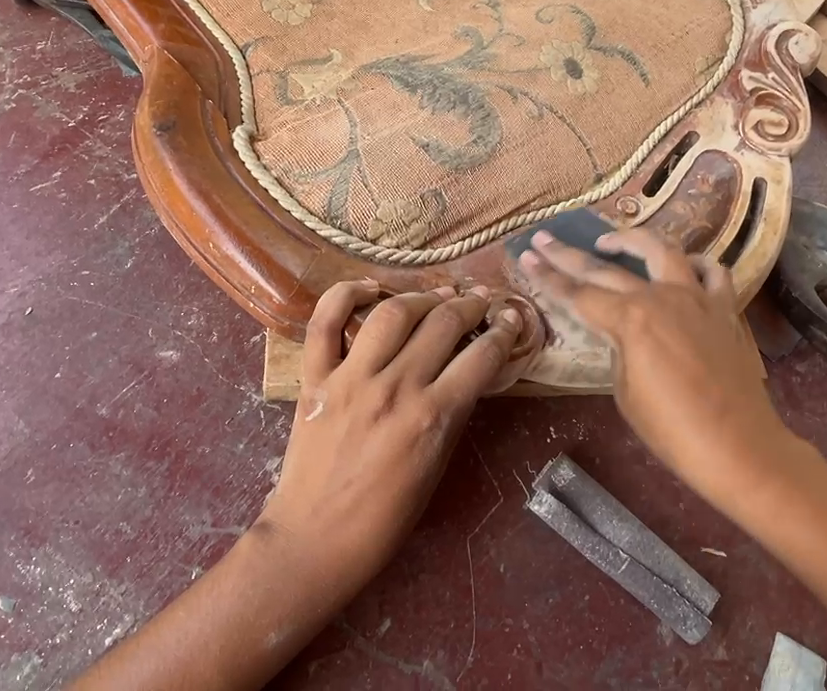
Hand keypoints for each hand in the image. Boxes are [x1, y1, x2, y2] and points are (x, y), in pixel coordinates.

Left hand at [254, 281, 520, 594]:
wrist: (315, 539)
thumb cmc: (384, 517)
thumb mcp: (436, 466)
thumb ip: (451, 414)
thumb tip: (466, 371)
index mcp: (432, 417)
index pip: (480, 357)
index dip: (504, 332)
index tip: (511, 320)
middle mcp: (395, 387)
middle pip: (442, 324)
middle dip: (470, 305)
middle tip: (479, 301)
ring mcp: (351, 378)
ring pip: (392, 313)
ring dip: (421, 297)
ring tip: (436, 296)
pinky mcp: (315, 377)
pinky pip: (325, 322)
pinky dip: (345, 294)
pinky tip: (368, 287)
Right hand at [517, 229, 794, 505]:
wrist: (737, 445)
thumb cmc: (672, 430)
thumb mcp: (625, 392)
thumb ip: (618, 350)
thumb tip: (622, 334)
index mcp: (629, 320)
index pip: (578, 294)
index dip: (549, 277)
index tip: (528, 257)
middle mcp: (660, 297)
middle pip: (605, 269)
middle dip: (569, 254)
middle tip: (545, 239)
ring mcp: (696, 298)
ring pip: (662, 250)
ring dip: (632, 240)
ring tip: (610, 239)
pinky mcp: (725, 308)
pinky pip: (713, 272)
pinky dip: (696, 263)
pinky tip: (685, 265)